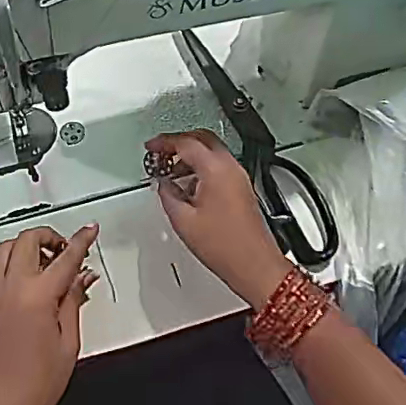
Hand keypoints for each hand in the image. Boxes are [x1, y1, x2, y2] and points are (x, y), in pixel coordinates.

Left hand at [0, 224, 97, 404]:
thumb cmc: (34, 385)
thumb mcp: (68, 343)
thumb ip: (73, 302)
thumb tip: (82, 277)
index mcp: (37, 295)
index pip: (65, 256)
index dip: (81, 240)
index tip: (90, 230)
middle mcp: (12, 287)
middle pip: (29, 239)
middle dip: (51, 237)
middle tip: (68, 250)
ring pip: (8, 246)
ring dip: (29, 244)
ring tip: (49, 260)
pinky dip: (14, 258)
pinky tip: (30, 274)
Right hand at [146, 130, 292, 307]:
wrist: (254, 266)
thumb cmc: (226, 247)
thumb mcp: (182, 219)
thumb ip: (167, 194)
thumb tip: (163, 184)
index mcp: (215, 170)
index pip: (186, 143)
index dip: (164, 142)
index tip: (151, 146)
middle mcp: (231, 168)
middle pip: (202, 139)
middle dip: (178, 142)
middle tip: (160, 151)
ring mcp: (239, 177)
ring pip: (212, 151)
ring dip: (191, 155)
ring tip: (171, 170)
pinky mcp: (242, 188)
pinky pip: (219, 167)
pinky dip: (202, 167)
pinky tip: (188, 185)